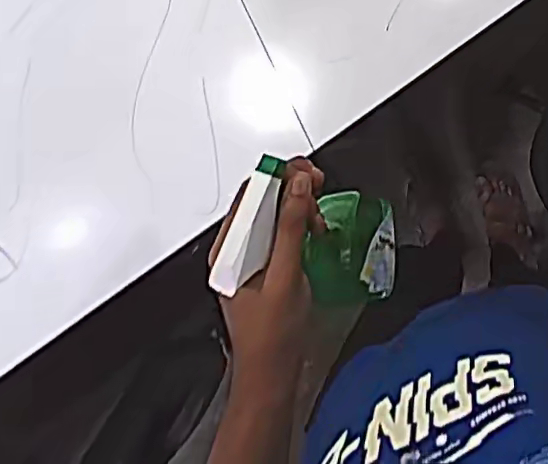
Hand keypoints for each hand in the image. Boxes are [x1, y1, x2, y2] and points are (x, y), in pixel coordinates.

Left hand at [210, 157, 324, 373]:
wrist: (273, 375)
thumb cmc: (272, 335)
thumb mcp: (285, 276)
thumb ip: (290, 227)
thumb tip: (297, 185)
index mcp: (228, 251)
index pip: (250, 195)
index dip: (279, 176)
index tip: (306, 173)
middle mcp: (236, 249)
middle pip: (263, 199)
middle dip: (294, 188)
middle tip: (318, 187)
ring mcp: (252, 256)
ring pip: (276, 211)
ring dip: (301, 206)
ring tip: (316, 222)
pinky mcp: (268, 262)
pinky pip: (283, 227)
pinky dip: (302, 222)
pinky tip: (314, 232)